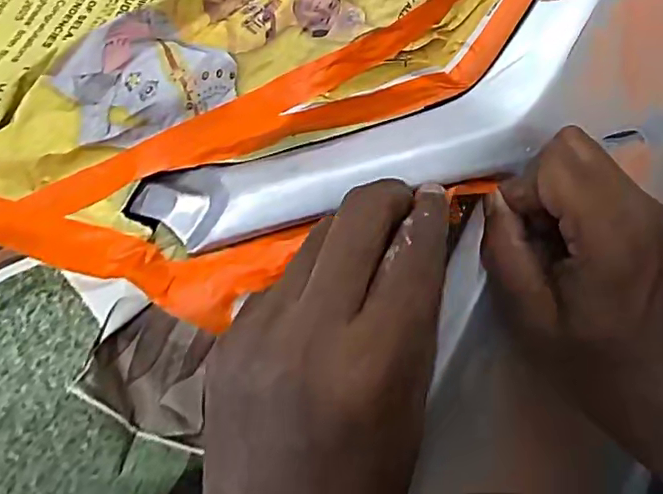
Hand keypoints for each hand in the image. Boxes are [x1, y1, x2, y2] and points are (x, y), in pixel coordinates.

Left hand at [205, 180, 451, 493]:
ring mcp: (258, 333)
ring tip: (367, 248)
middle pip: (357, 217)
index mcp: (371, 361)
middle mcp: (310, 335)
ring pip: (317, 234)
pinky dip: (312, 273)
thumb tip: (424, 233)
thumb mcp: (412, 399)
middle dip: (389, 197)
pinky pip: (283, 276)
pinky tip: (320, 299)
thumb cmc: (365, 475)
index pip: (411, 252)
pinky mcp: (227, 339)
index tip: (435, 196)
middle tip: (405, 205)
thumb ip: (420, 312)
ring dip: (350, 230)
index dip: (429, 212)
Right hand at [481, 127, 662, 457]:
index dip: (525, 192)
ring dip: (556, 185)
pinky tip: (575, 238)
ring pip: (584, 154)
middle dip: (539, 179)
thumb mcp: (532, 318)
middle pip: (571, 145)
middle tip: (536, 230)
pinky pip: (599, 173)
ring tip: (555, 236)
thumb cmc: (594, 364)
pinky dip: (575, 192)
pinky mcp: (651, 208)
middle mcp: (637, 203)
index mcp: (612, 230)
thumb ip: (505, 249)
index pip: (555, 162)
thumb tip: (497, 198)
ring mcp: (649, 202)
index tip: (522, 236)